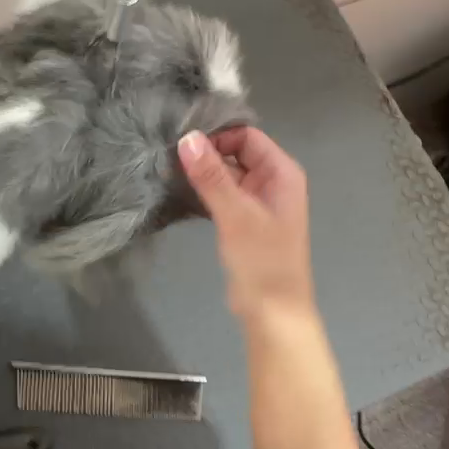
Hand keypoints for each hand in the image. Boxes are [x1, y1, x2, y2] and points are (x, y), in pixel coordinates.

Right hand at [178, 127, 315, 320]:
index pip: (246, 136)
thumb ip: (211, 175)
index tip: (182, 144)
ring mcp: (258, 203)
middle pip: (236, 153)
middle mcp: (272, 182)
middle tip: (167, 156)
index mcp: (282, 173)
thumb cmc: (262, 261)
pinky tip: (179, 195)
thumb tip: (187, 138)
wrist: (273, 312)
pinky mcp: (243, 223)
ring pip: (226, 176)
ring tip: (167, 173)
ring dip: (202, 175)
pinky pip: (222, 197)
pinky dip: (204, 194)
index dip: (216, 137)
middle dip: (205, 154)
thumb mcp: (235, 214)